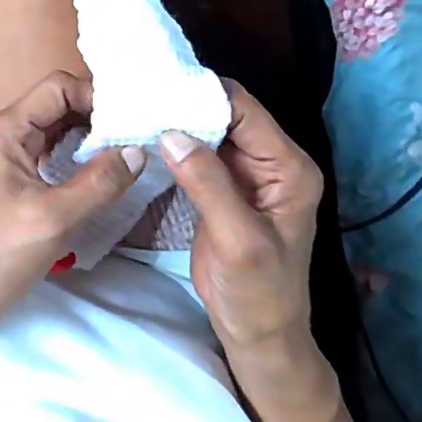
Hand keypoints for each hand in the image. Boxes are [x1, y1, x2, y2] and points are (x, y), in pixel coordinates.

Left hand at [0, 70, 144, 341]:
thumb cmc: (1, 253)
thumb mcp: (55, 217)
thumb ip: (99, 182)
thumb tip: (137, 151)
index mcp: (4, 131)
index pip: (55, 88)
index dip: (93, 96)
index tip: (128, 119)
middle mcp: (3, 133)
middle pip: (56, 103)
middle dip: (96, 113)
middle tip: (134, 132)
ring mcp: (8, 154)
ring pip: (56, 127)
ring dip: (89, 133)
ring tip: (126, 147)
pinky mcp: (15, 175)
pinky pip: (52, 150)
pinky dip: (78, 152)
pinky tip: (104, 167)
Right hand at [160, 81, 324, 349]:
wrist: (259, 334)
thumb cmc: (259, 291)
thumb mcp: (238, 239)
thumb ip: (209, 184)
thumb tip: (171, 133)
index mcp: (288, 167)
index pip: (244, 110)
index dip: (202, 94)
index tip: (156, 87)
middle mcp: (269, 161)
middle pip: (224, 115)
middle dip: (183, 105)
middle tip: (136, 98)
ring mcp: (244, 174)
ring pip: (206, 131)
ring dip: (174, 123)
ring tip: (133, 112)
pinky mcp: (221, 187)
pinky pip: (195, 154)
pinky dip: (171, 146)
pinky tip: (143, 140)